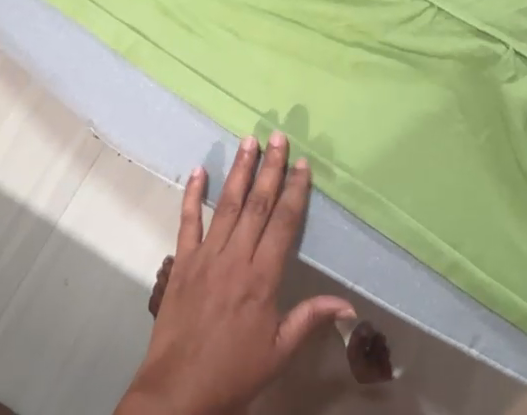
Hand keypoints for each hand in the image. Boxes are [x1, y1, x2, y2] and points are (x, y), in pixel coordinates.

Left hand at [115, 132, 355, 414]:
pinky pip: (187, 222)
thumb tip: (349, 303)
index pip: (284, 223)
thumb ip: (309, 319)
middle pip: (257, 204)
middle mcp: (235, 258)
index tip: (303, 164)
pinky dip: (192, 195)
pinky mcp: (180, 263)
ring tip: (249, 140)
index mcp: (262, 278)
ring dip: (239, 171)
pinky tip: (199, 170)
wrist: (177, 392)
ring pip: (227, 205)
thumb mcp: (279, 352)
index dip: (296, 191)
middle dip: (270, 168)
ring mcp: (205, 257)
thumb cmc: (234, 373)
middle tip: (279, 136)